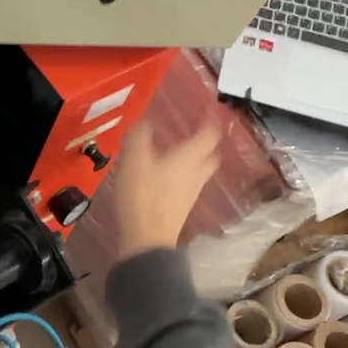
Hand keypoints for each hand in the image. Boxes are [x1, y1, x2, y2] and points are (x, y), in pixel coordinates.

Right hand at [114, 120, 224, 259]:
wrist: (147, 239)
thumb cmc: (143, 195)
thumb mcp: (135, 160)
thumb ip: (139, 136)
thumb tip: (144, 121)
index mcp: (191, 155)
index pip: (211, 132)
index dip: (211, 118)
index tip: (207, 108)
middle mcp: (197, 172)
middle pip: (212, 154)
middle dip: (207, 142)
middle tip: (197, 132)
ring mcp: (192, 192)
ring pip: (201, 171)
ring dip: (195, 160)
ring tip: (179, 153)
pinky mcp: (181, 208)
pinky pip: (188, 186)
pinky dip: (182, 177)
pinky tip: (166, 178)